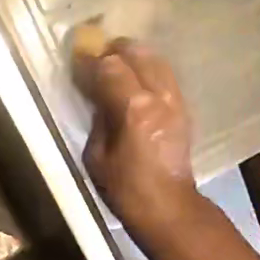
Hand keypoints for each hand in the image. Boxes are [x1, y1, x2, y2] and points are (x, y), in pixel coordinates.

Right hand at [74, 39, 201, 233]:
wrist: (169, 207)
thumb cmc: (126, 188)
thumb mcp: (96, 155)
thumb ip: (97, 119)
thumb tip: (98, 98)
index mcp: (134, 109)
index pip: (109, 67)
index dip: (89, 60)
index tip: (76, 59)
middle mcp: (158, 96)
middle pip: (136, 52)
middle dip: (114, 51)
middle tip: (96, 59)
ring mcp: (175, 100)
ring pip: (155, 59)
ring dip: (134, 57)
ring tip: (116, 66)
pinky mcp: (183, 108)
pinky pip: (165, 75)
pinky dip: (148, 70)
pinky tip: (135, 80)